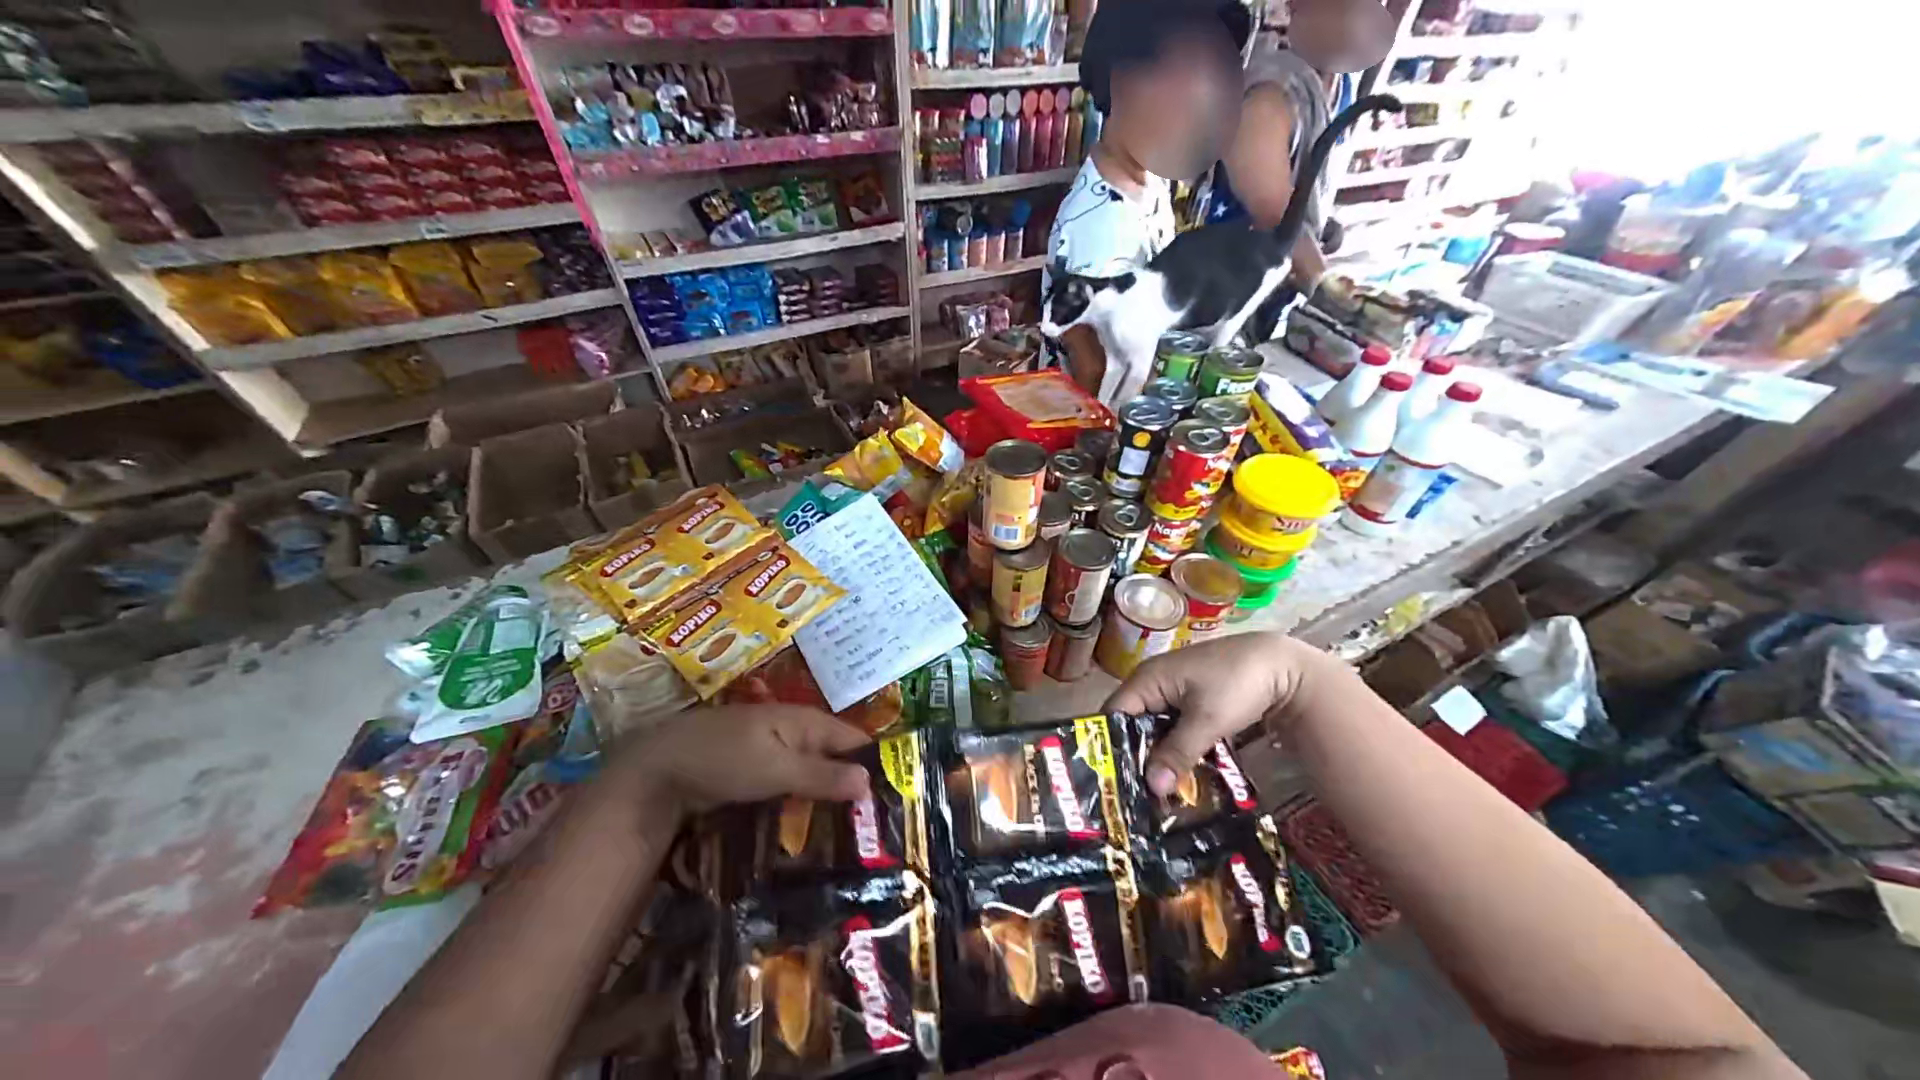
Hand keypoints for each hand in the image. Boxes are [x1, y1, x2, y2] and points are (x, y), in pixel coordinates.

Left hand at [612, 705, 871, 819]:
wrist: (657, 768)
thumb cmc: (721, 759)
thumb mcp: (775, 769)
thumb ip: (821, 775)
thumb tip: (870, 780)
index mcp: (805, 722)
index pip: (855, 740)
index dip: (877, 764)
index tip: (900, 799)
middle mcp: (794, 734)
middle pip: (835, 759)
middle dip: (855, 787)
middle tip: (879, 829)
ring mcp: (772, 754)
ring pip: (813, 776)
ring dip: (829, 800)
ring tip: (853, 837)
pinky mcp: (754, 775)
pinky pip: (790, 788)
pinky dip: (802, 805)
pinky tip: (812, 831)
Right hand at [1104, 632, 1334, 798]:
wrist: (1282, 665)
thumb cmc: (1237, 684)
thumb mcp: (1207, 721)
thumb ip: (1177, 752)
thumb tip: (1151, 787)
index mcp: (1147, 679)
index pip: (1113, 714)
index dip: (1108, 745)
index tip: (1109, 780)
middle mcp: (1153, 683)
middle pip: (1130, 722)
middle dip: (1132, 755)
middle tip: (1132, 793)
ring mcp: (1173, 690)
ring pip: (1152, 727)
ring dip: (1155, 754)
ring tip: (1153, 790)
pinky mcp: (1191, 700)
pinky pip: (1171, 726)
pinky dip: (1172, 747)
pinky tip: (1177, 772)